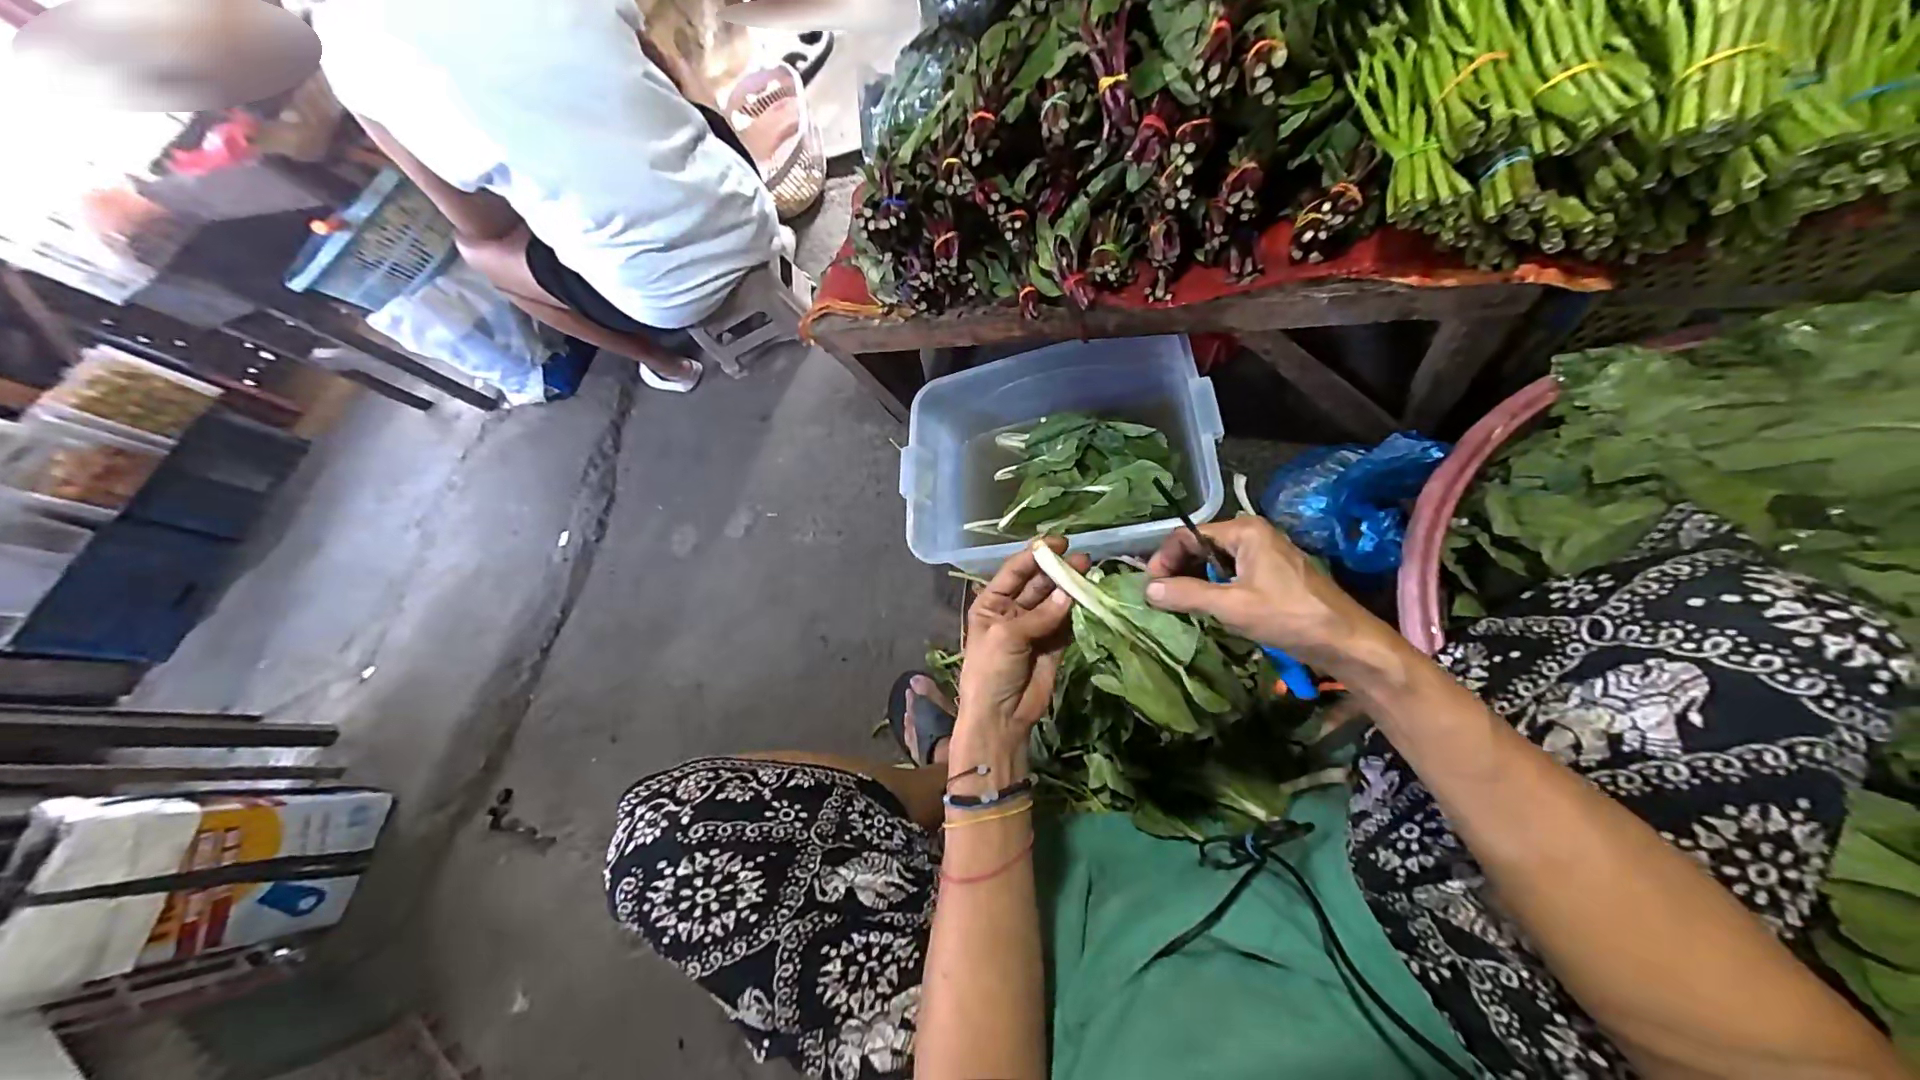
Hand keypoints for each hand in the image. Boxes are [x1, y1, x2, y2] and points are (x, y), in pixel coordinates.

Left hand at [952, 537, 1087, 782]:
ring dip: (1071, 588)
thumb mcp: (1008, 636)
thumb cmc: (990, 672)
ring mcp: (1035, 627)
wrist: (1000, 718)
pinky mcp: (1054, 645)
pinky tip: (1092, 597)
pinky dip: (1079, 612)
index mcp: (990, 604)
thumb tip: (1071, 593)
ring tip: (1091, 572)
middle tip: (1083, 558)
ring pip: (1055, 601)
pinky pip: (1067, 623)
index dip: (1035, 554)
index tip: (1058, 542)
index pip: (1014, 571)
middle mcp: (1012, 611)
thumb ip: (1040, 614)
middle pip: (1038, 583)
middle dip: (1058, 570)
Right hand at [1143, 517, 1394, 671]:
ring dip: (1195, 581)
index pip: (1188, 535)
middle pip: (1201, 546)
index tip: (1151, 585)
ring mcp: (1265, 555)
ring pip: (1215, 562)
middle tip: (1161, 596)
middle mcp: (1254, 535)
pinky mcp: (1272, 575)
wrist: (1346, 641)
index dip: (1165, 558)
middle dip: (1178, 569)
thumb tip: (1148, 589)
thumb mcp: (1232, 606)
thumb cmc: (1288, 616)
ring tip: (1179, 605)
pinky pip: (1232, 575)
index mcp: (1244, 531)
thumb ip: (1187, 594)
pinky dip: (1214, 589)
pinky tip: (1207, 609)